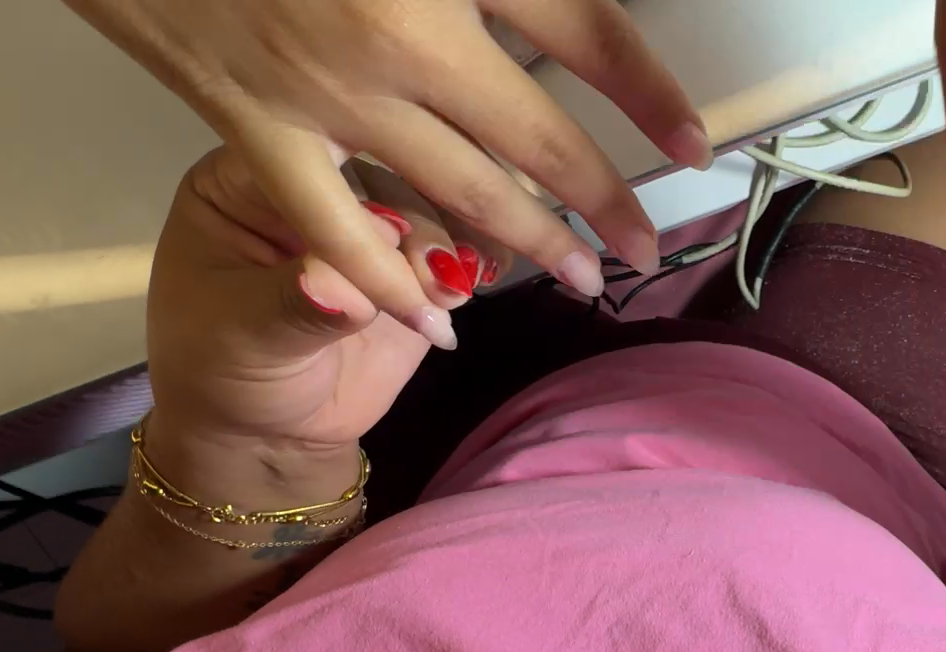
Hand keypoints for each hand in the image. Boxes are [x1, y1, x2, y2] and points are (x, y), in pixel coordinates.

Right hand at [66, 0, 709, 348]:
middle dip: (603, 201)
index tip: (697, 145)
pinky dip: (388, 284)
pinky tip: (441, 326)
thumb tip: (560, 14)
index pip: (585, 33)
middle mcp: (394, 30)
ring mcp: (322, 87)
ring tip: (586, 283)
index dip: (650, 93)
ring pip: (460, 192)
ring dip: (532, 247)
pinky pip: (333, 228)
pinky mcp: (249, 127)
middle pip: (538, 139)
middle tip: (645, 247)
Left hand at [144, 147, 466, 450]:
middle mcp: (317, 196)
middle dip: (423, 228)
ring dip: (456, 249)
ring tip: (453, 297)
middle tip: (437, 282)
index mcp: (251, 187)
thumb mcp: (246, 335)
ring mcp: (374, 237)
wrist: (275, 427)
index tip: (388, 245)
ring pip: (435, 210)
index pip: (313, 163)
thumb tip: (347, 288)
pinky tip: (479, 285)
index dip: (359, 201)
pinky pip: (458, 253)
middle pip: (388, 180)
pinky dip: (479, 262)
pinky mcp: (416, 277)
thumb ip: (297, 305)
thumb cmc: (229, 370)